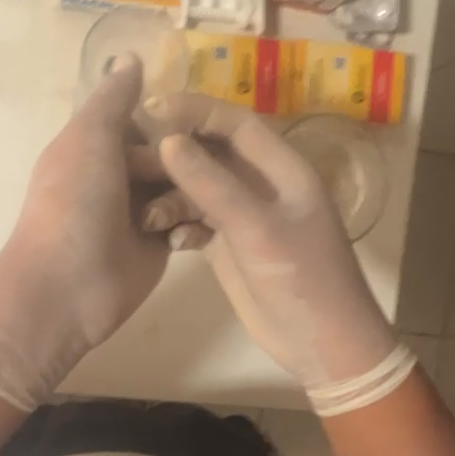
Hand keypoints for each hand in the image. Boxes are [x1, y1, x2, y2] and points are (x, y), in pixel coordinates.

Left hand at [0, 58, 169, 409]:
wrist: (69, 286)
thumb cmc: (74, 203)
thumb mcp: (90, 137)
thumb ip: (114, 98)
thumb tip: (129, 55)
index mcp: (98, 145)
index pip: (147, 117)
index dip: (171, 117)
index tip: (201, 115)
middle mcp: (121, 175)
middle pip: (173, 152)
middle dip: (186, 160)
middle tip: (190, 171)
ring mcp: (142, 212)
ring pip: (187, 186)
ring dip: (188, 195)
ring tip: (175, 213)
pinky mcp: (160, 245)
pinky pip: (190, 222)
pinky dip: (192, 225)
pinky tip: (186, 234)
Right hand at [146, 94, 413, 415]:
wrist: (323, 345)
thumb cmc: (302, 281)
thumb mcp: (257, 229)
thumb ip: (213, 185)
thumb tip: (169, 140)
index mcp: (283, 171)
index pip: (236, 124)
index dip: (195, 111)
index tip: (150, 110)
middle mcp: (263, 187)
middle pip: (212, 154)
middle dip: (174, 155)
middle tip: (131, 162)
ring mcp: (246, 219)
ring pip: (199, 191)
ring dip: (172, 197)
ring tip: (146, 215)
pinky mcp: (231, 249)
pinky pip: (197, 223)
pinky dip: (180, 227)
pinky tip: (167, 240)